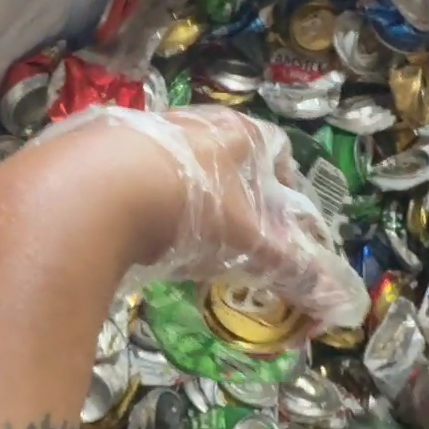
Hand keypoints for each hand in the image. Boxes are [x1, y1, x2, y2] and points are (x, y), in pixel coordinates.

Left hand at [31, 106, 368, 330]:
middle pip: (224, 155)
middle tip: (229, 235)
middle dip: (232, 194)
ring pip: (174, 163)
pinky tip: (125, 230)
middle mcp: (189, 122)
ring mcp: (139, 130)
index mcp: (235, 133)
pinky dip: (134, 199)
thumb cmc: (188, 209)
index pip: (275, 148)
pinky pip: (125, 173)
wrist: (87, 193)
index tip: (281, 221)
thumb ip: (293, 270)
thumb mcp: (247, 243)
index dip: (284, 185)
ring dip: (181, 195)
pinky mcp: (91, 147)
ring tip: (177, 237)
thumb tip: (342, 306)